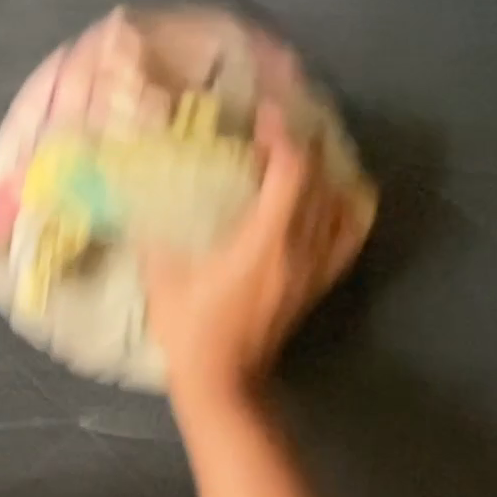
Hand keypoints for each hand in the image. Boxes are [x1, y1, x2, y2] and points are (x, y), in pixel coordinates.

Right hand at [143, 103, 369, 403]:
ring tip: (301, 157)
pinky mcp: (320, 281)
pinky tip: (328, 197)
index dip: (282, 137)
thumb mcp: (164, 278)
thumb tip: (147, 199)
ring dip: (324, 171)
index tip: (263, 116)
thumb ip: (159, 234)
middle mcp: (302, 248)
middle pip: (321, 180)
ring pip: (340, 202)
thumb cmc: (189, 328)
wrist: (222, 379)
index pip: (291, 173)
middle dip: (302, 146)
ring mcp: (317, 266)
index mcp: (265, 242)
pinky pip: (349, 233)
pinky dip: (345, 205)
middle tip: (276, 128)